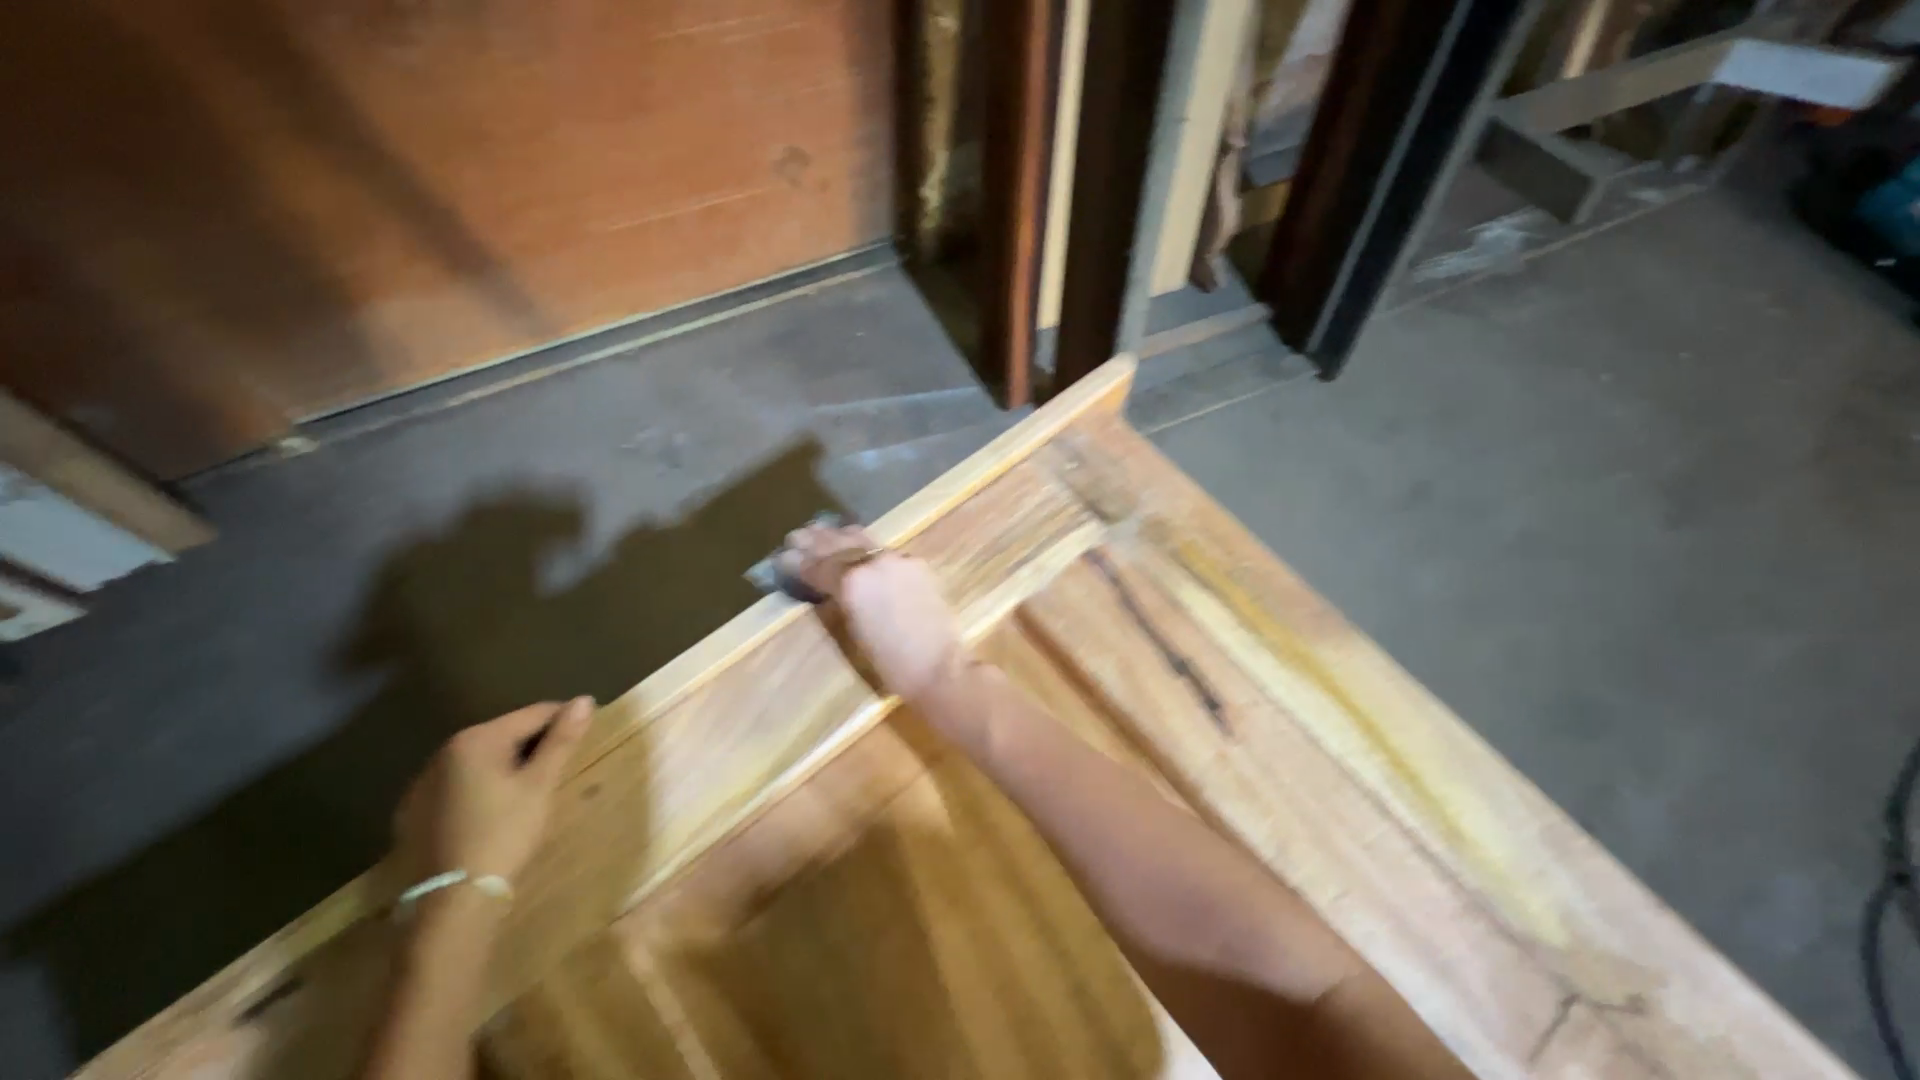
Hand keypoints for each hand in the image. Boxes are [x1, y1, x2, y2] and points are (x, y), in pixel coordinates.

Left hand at [393, 698, 593, 887]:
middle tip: (555, 772)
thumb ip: (562, 740)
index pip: (533, 714)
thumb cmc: (505, 834)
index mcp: (477, 739)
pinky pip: (455, 787)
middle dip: (532, 746)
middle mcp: (443, 751)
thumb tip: (584, 699)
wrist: (453, 899)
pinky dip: (476, 790)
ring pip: (478, 761)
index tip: (583, 737)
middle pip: (503, 735)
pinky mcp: (411, 812)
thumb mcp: (541, 785)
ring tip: (524, 794)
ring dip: (504, 767)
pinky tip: (489, 815)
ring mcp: (422, 782)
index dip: (564, 721)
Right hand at [776, 524, 965, 700]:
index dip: (797, 562)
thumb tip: (824, 588)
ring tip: (822, 531)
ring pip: (861, 539)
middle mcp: (872, 562)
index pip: (817, 566)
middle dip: (814, 541)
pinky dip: (865, 546)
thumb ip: (837, 601)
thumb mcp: (852, 632)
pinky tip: (857, 545)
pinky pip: (883, 550)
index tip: (782, 556)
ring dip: (839, 536)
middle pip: (837, 545)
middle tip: (796, 536)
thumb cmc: (889, 663)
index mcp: (851, 582)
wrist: (938, 666)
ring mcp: (896, 558)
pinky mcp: (916, 563)